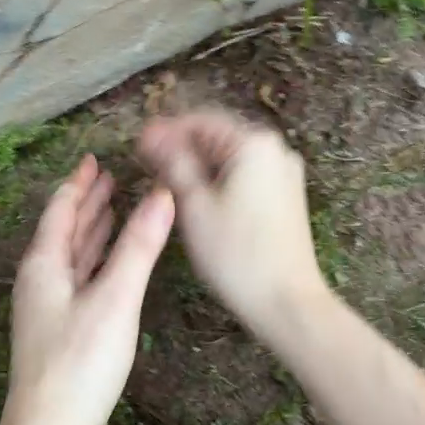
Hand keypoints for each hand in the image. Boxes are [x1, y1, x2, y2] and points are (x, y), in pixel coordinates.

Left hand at [5, 155, 174, 424]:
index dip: (79, 183)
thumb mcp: (114, 300)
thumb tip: (162, 195)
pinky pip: (81, 281)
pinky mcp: (63, 334)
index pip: (60, 210)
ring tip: (113, 209)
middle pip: (64, 231)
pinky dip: (97, 263)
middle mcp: (41, 282)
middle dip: (86, 204)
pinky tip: (111, 266)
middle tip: (110, 178)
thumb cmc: (79, 362)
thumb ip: (138, 247)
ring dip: (92, 232)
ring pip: (72, 258)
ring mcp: (49, 310)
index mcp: (44, 265)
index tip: (94, 159)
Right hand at [137, 111, 323, 335]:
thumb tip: (150, 135)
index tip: (136, 147)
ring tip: (164, 182)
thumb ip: (172, 163)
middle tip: (145, 165)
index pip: (200, 121)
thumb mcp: (195, 205)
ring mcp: (284, 173)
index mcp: (253, 144)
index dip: (164, 132)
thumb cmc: (236, 254)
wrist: (288, 303)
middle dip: (180, 148)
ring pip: (230, 157)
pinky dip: (218, 179)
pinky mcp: (285, 196)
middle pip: (217, 136)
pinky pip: (244, 174)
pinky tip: (195, 197)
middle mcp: (274, 150)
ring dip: (197, 164)